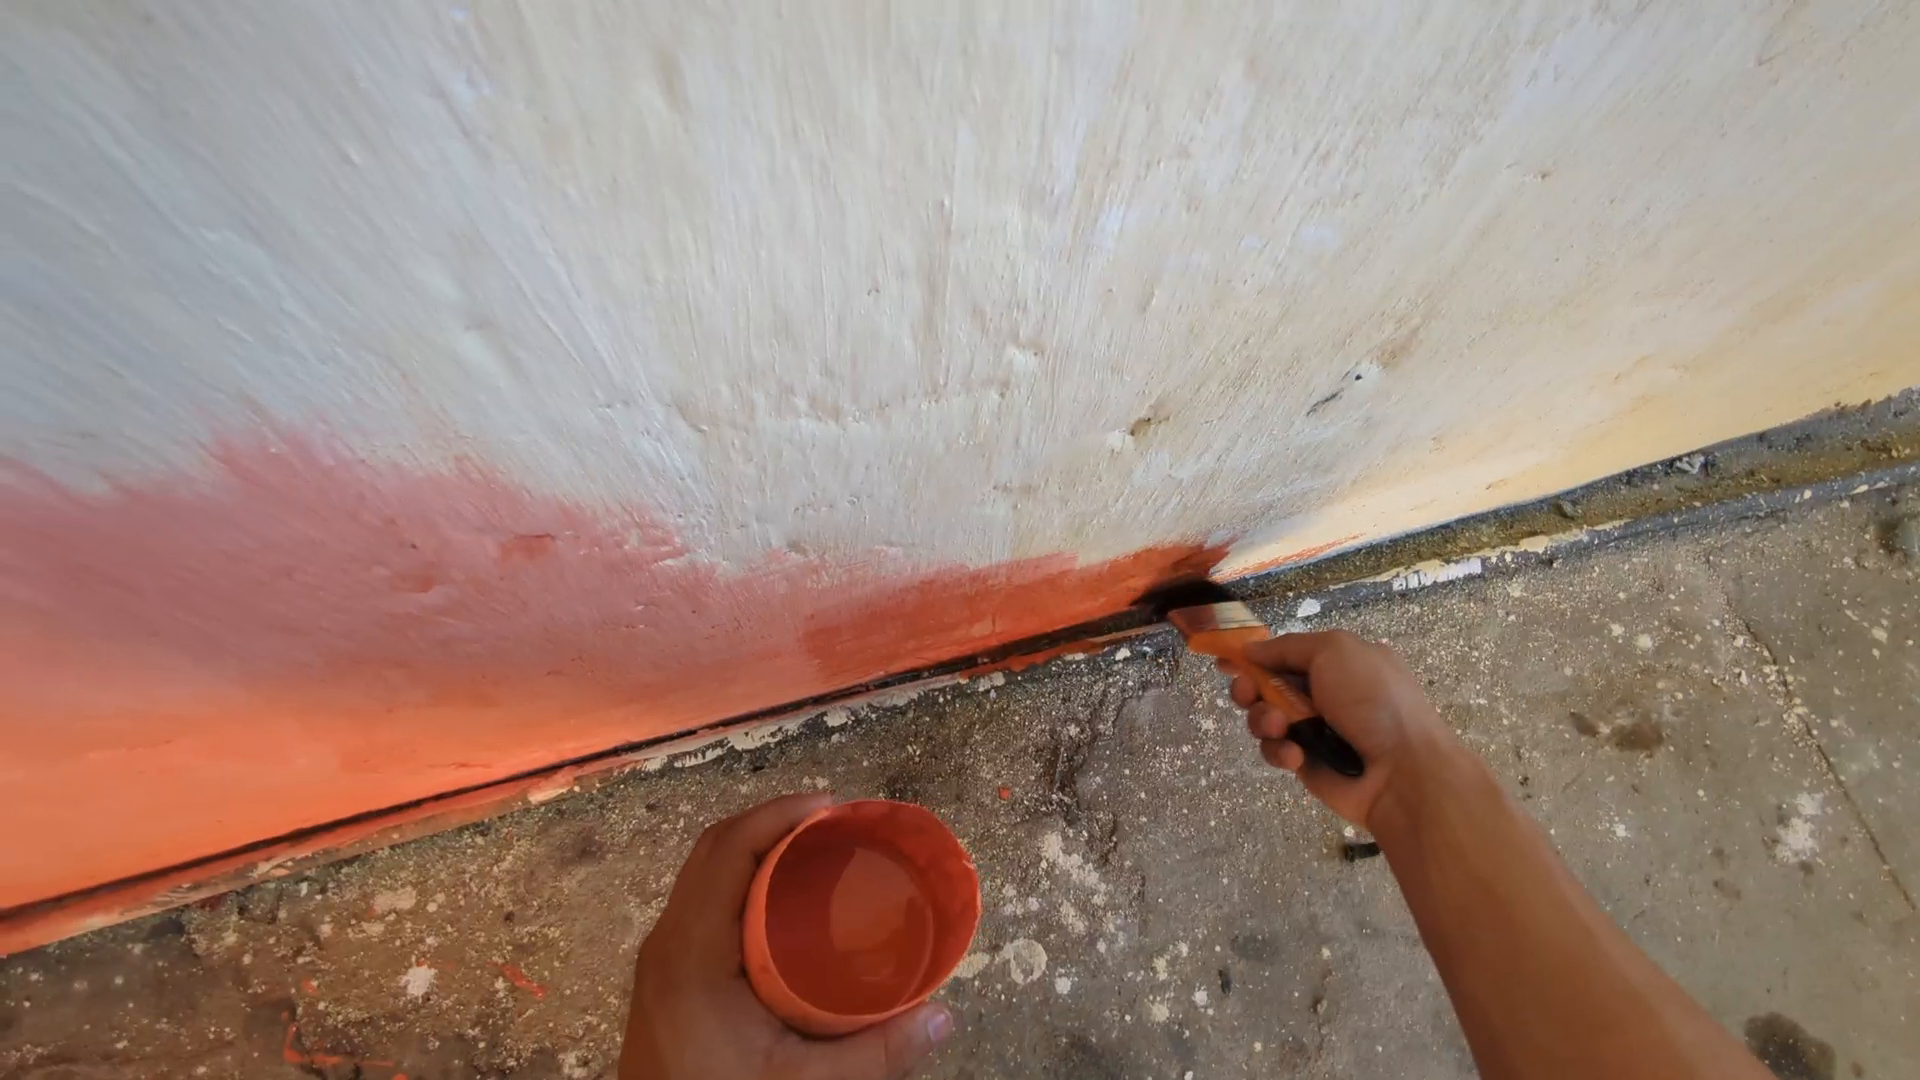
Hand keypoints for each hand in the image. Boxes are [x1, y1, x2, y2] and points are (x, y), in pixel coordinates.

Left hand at [620, 793, 954, 1079]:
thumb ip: (874, 1054)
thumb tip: (944, 1015)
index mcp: (692, 951)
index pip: (729, 847)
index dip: (779, 812)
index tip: (833, 807)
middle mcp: (667, 938)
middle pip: (715, 844)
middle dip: (773, 818)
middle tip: (832, 823)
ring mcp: (661, 953)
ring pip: (704, 866)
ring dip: (755, 841)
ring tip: (812, 846)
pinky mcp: (665, 968)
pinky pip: (701, 891)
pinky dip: (739, 870)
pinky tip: (778, 892)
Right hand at [1225, 630, 1455, 828]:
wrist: (1402, 772)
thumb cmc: (1373, 700)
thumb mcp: (1333, 651)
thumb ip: (1286, 646)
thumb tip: (1250, 650)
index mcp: (1340, 662)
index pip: (1286, 653)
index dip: (1254, 656)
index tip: (1225, 662)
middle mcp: (1327, 693)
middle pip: (1267, 685)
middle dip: (1250, 688)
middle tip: (1246, 695)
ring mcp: (1316, 728)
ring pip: (1265, 717)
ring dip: (1264, 719)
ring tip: (1281, 728)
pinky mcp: (1307, 761)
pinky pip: (1275, 750)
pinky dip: (1280, 750)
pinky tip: (1296, 755)